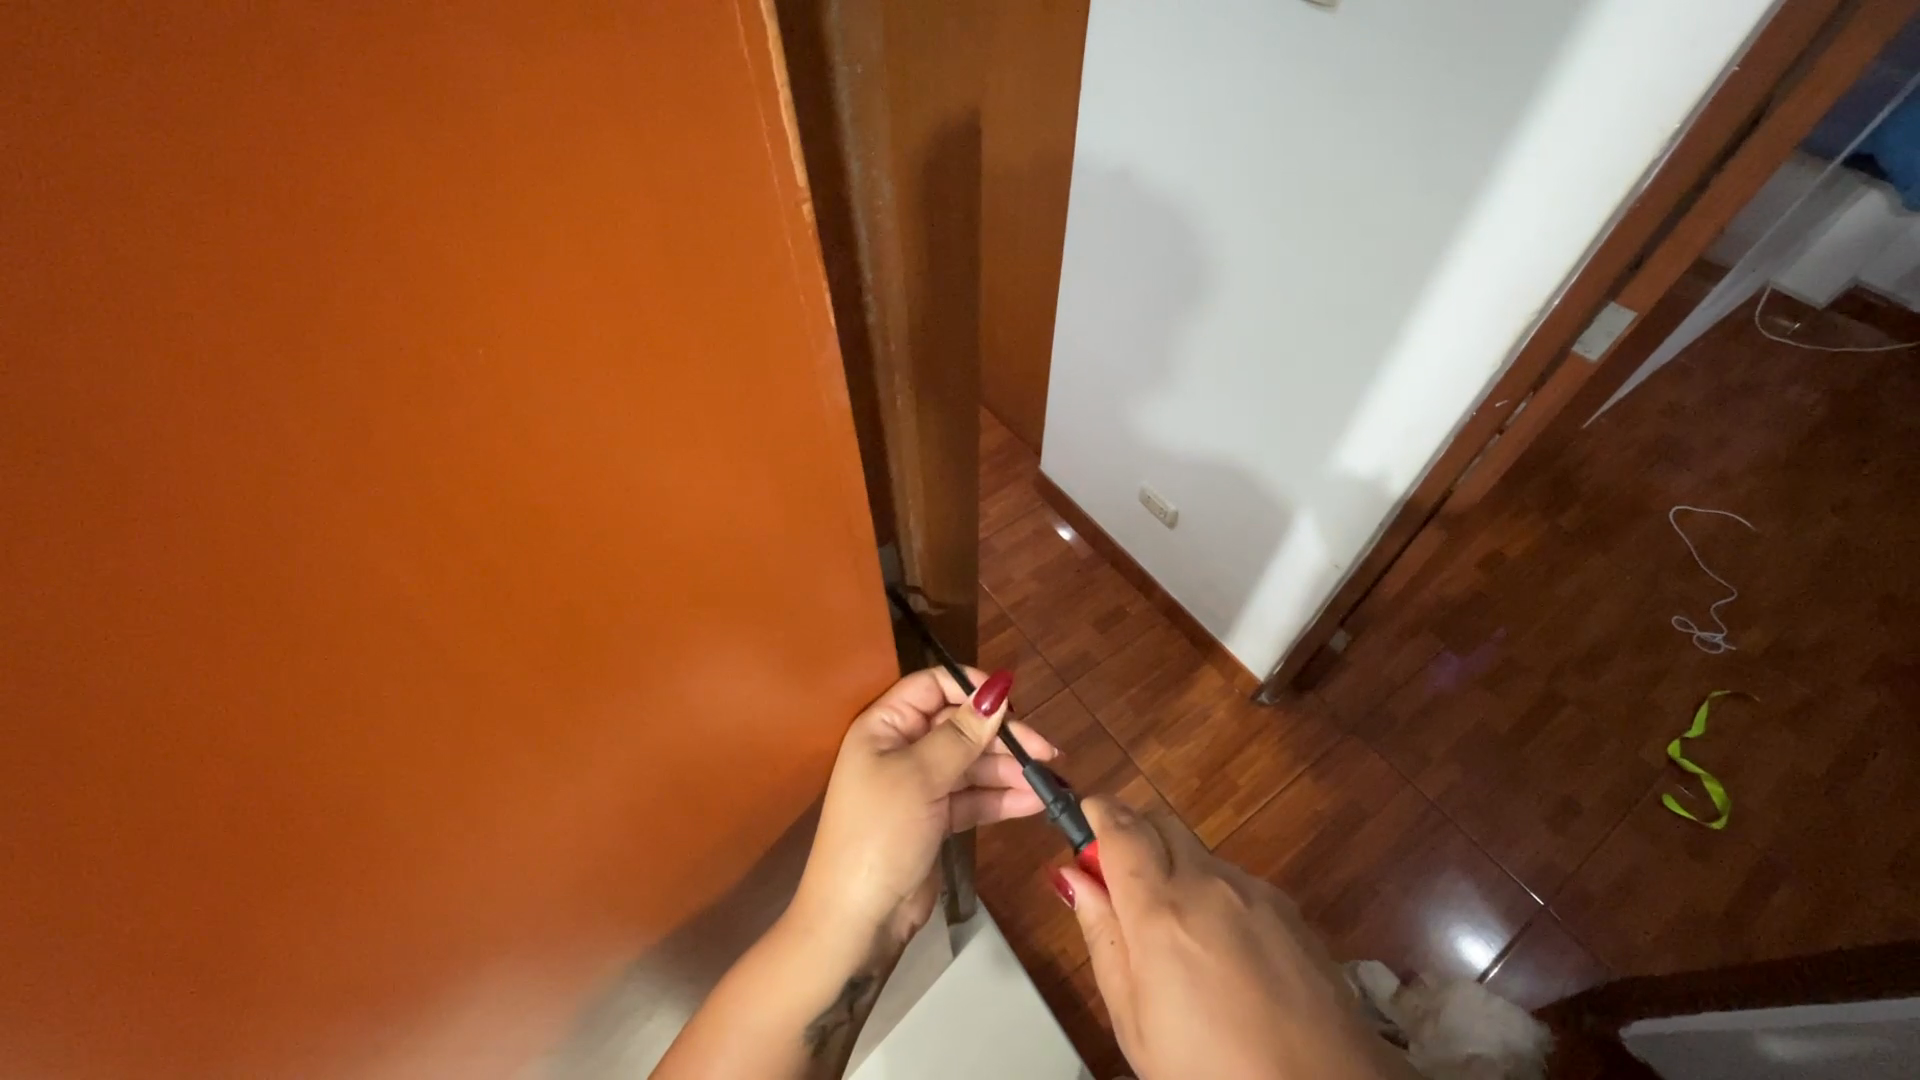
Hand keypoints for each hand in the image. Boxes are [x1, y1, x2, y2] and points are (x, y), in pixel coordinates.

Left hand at [791, 666, 1056, 948]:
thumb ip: (962, 734)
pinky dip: (1000, 798)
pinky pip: (973, 797)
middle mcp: (902, 749)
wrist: (858, 919)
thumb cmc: (879, 833)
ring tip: (1049, 780)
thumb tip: (998, 689)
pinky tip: (1033, 802)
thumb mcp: (920, 777)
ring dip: (1008, 770)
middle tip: (1045, 750)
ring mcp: (920, 785)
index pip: (932, 687)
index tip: (1012, 700)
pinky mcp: (936, 818)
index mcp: (885, 726)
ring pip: (971, 763)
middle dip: (1001, 736)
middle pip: (959, 726)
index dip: (970, 688)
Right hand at [1053, 798, 1409, 1079]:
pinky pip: (1236, 881)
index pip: (1120, 828)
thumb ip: (1102, 936)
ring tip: (1178, 935)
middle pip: (1160, 823)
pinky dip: (1215, 894)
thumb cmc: (1210, 1070)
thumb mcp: (1133, 1019)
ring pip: (1199, 853)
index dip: (1096, 813)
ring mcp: (1254, 892)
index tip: (1083, 817)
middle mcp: (1208, 884)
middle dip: (1133, 835)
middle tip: (1120, 882)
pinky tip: (1226, 952)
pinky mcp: (1289, 909)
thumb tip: (1073, 876)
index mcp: (1160, 911)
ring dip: (1175, 868)